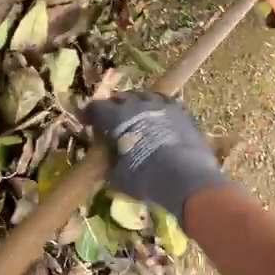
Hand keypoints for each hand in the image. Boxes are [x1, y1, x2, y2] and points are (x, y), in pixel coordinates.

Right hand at [81, 91, 233, 219]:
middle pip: (121, 98)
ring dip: (137, 104)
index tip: (87, 122)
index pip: (96, 107)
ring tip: (137, 116)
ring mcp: (162, 105)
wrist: (187, 178)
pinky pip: (165, 103)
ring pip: (144, 96)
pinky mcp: (181, 112)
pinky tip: (159, 119)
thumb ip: (110, 163)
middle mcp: (137, 104)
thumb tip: (109, 162)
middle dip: (114, 107)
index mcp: (116, 117)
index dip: (90, 114)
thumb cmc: (146, 178)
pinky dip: (158, 109)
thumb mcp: (118, 177)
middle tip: (112, 121)